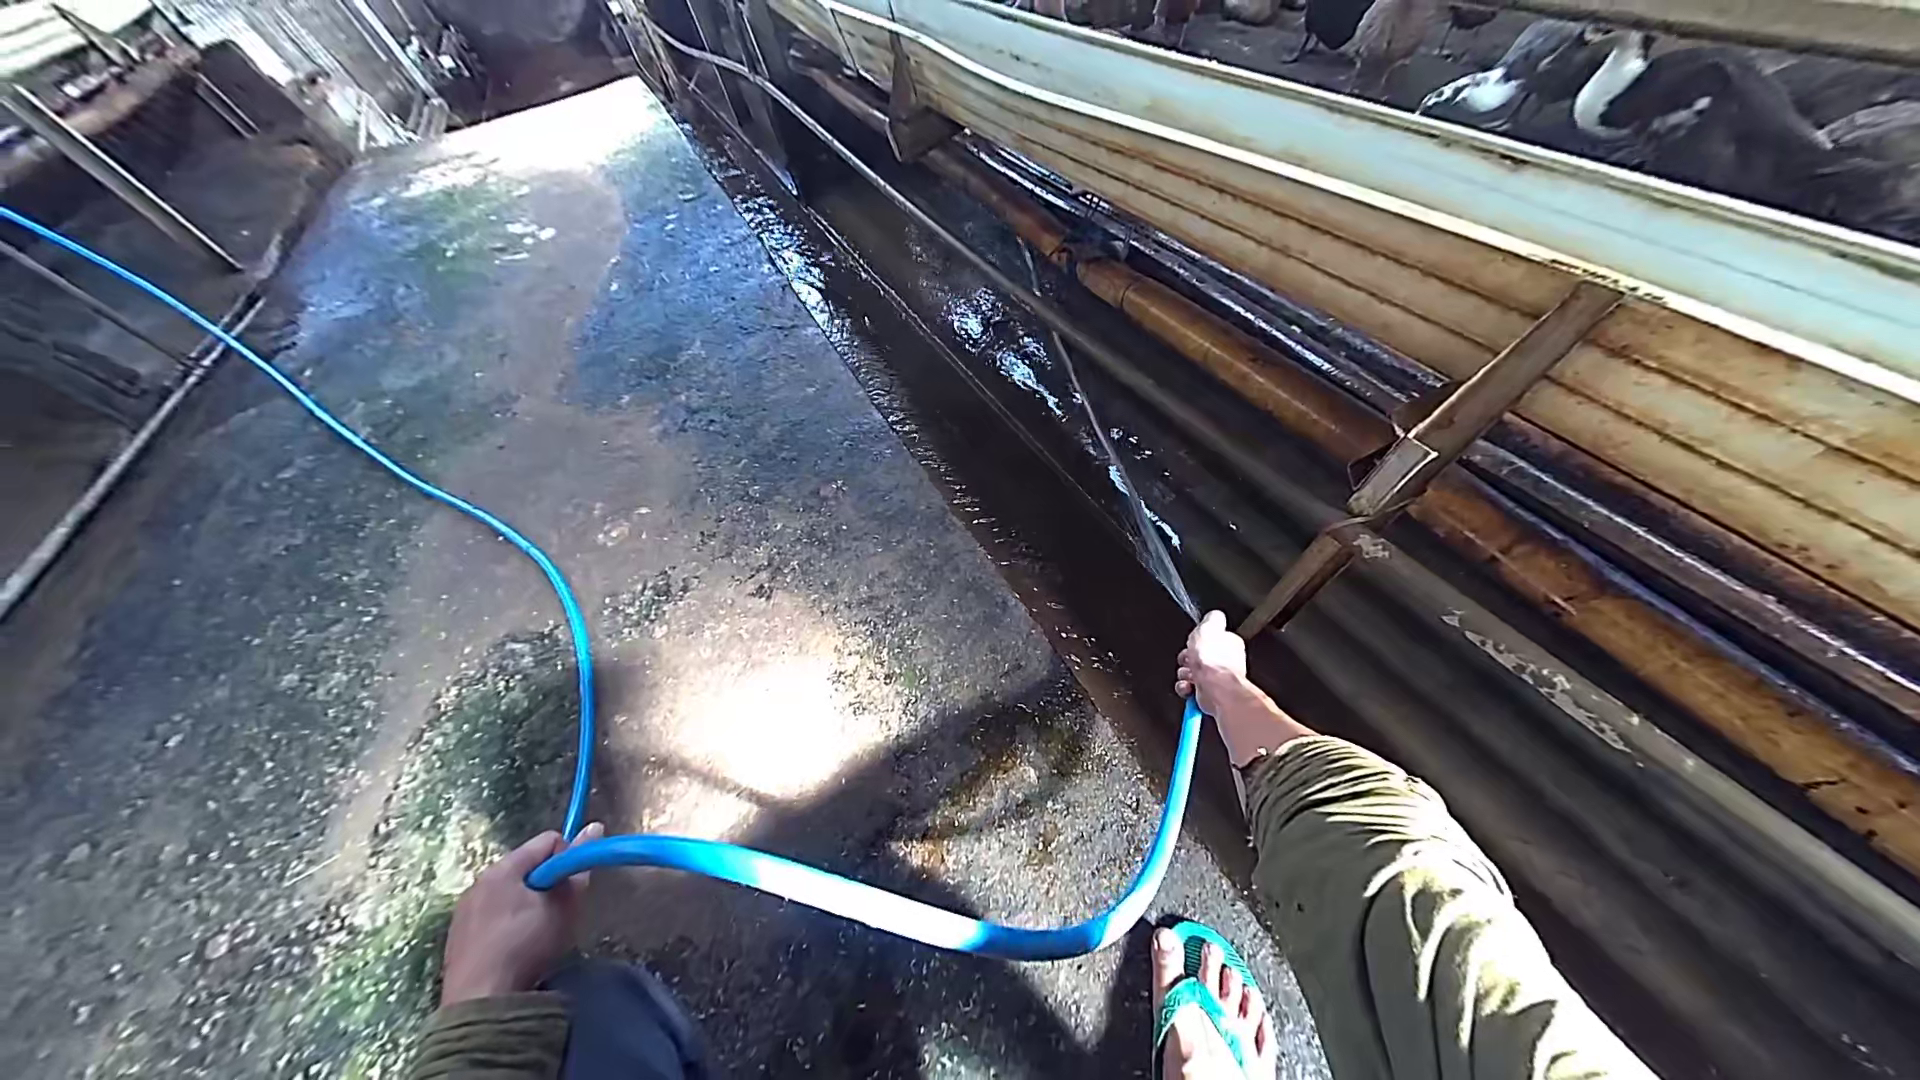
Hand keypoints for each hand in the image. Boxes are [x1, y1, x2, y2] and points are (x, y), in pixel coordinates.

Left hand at [439, 823, 604, 1006]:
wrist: (483, 1004)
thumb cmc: (528, 943)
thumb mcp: (565, 902)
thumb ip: (578, 864)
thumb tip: (594, 827)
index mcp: (503, 869)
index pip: (548, 841)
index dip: (568, 858)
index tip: (572, 885)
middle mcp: (478, 883)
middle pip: (529, 866)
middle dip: (548, 882)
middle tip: (558, 910)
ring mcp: (463, 913)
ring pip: (511, 892)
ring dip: (529, 902)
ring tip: (539, 931)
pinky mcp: (457, 939)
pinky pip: (494, 915)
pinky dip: (510, 922)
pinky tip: (517, 946)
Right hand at [1174, 610, 1249, 714]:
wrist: (1215, 686)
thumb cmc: (1214, 660)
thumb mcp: (1210, 627)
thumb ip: (1213, 618)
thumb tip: (1215, 615)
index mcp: (1229, 644)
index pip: (1209, 640)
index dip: (1196, 641)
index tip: (1192, 642)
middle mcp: (1225, 663)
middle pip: (1197, 657)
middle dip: (1187, 659)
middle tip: (1189, 660)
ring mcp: (1217, 679)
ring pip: (1190, 674)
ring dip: (1185, 675)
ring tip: (1190, 675)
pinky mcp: (1209, 694)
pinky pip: (1190, 690)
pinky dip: (1186, 689)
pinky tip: (1189, 687)